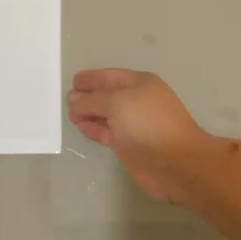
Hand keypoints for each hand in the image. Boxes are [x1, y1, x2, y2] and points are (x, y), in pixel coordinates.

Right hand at [67, 70, 214, 202]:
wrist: (174, 163)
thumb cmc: (148, 124)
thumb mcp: (117, 102)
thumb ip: (92, 100)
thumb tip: (74, 100)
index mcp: (139, 84)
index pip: (109, 76)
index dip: (91, 78)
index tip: (73, 81)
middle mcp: (137, 101)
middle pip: (107, 95)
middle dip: (87, 96)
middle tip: (66, 101)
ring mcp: (133, 124)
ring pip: (105, 115)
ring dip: (88, 113)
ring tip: (70, 115)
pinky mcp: (129, 145)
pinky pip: (106, 132)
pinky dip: (93, 128)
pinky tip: (81, 127)